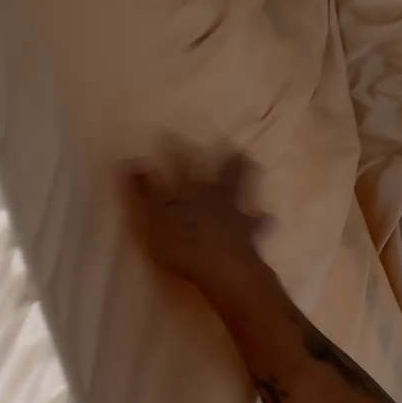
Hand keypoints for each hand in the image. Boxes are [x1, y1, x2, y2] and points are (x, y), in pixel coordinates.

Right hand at [122, 145, 274, 305]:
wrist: (224, 269)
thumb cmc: (183, 244)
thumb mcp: (153, 219)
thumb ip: (143, 192)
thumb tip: (130, 161)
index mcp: (191, 190)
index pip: (180, 164)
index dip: (174, 149)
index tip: (168, 133)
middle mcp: (216, 195)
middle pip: (224, 170)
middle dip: (226, 158)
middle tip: (232, 145)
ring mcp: (237, 213)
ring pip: (245, 189)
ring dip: (249, 176)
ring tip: (255, 165)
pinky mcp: (251, 234)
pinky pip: (259, 223)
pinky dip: (264, 220)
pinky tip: (270, 219)